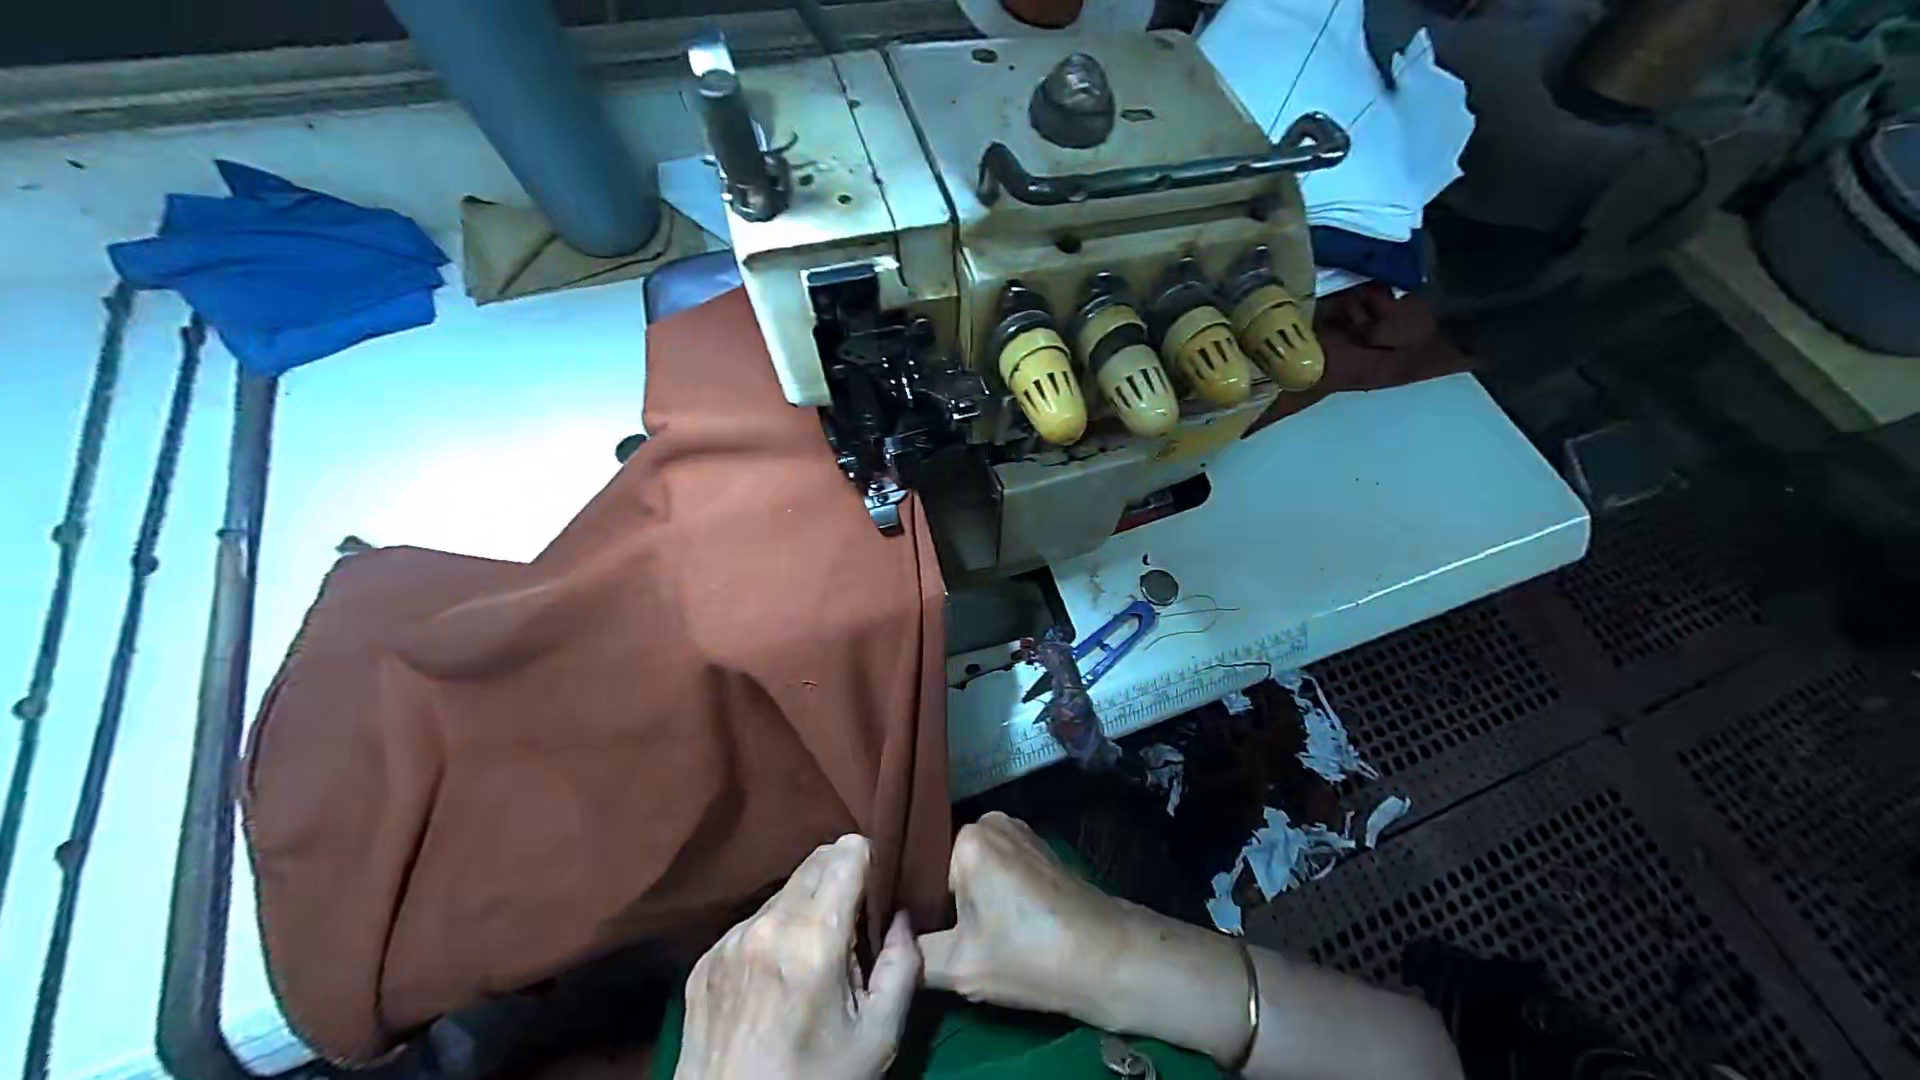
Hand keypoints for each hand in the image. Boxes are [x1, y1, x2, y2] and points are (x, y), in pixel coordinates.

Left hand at [675, 834, 919, 1079]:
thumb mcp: (878, 1037)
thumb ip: (903, 965)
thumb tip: (901, 916)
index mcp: (812, 940)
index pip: (846, 852)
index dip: (868, 863)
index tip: (875, 892)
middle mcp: (767, 926)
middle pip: (816, 862)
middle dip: (841, 878)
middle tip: (851, 924)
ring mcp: (729, 941)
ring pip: (784, 891)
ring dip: (806, 907)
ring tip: (812, 957)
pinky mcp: (705, 959)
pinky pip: (753, 922)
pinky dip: (775, 934)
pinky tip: (777, 978)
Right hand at [918, 812, 1251, 1064]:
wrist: (1107, 956)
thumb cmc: (1029, 956)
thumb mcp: (960, 967)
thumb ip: (913, 955)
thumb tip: (889, 943)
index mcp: (967, 838)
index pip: (920, 869)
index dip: (914, 905)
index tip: (913, 932)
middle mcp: (990, 821)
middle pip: (946, 864)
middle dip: (943, 900)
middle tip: (944, 937)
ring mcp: (1017, 829)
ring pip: (973, 865)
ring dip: (969, 896)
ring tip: (970, 932)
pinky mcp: (1036, 845)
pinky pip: (997, 863)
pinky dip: (992, 889)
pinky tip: (997, 921)